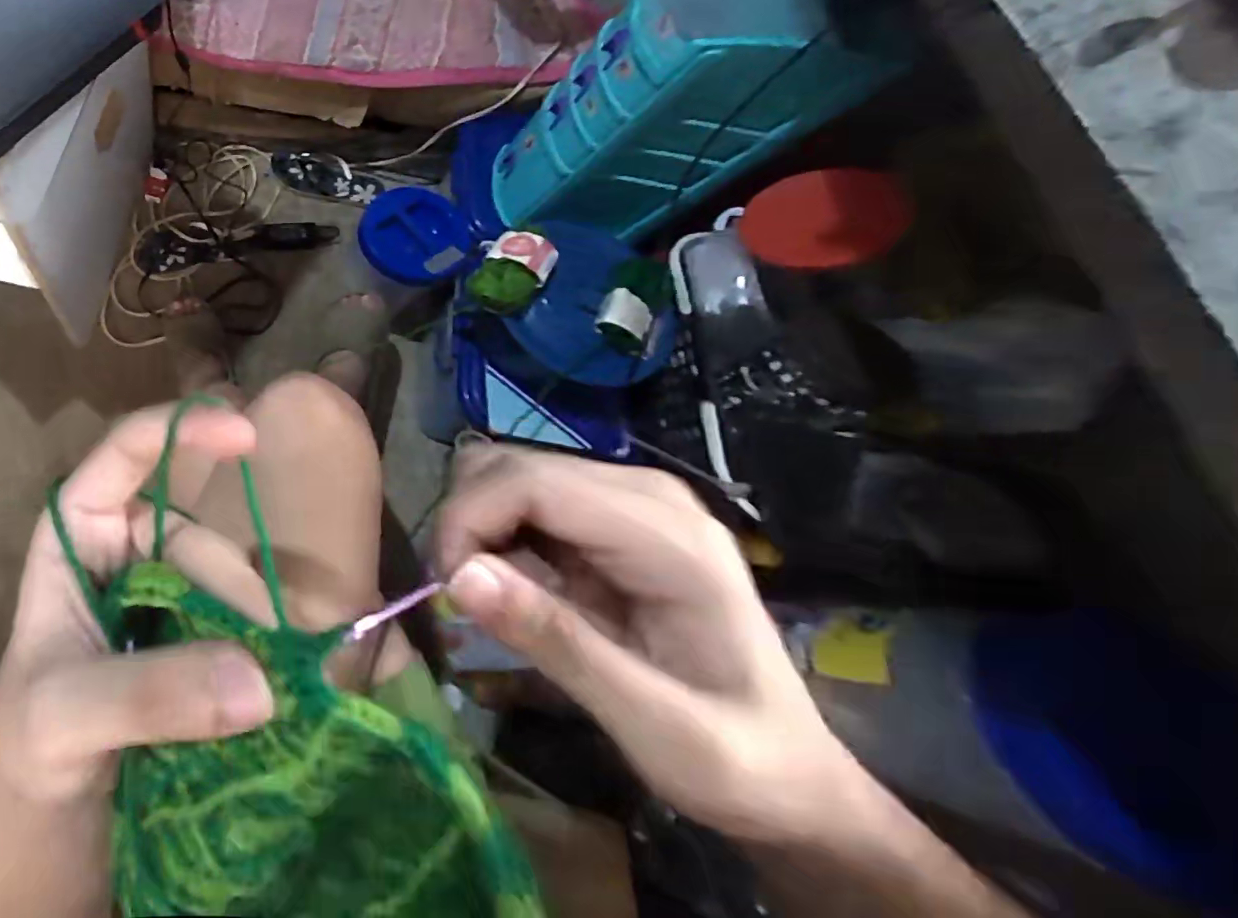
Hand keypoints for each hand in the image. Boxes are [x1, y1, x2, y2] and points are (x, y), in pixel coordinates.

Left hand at [0, 401, 274, 808]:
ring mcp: (173, 591)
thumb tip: (260, 680)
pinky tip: (282, 672)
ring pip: (233, 579)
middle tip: (267, 651)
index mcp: (76, 539)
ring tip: (273, 681)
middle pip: (199, 536)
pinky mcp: (205, 632)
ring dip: (257, 625)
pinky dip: (270, 641)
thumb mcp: (63, 721)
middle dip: (234, 586)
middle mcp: (130, 552)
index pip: (123, 458)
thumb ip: (148, 694)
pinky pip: (249, 617)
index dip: (180, 428)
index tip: (246, 432)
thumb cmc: (31, 757)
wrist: (58, 830)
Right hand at [435, 446, 875, 843]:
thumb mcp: (652, 726)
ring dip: (480, 528)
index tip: (446, 590)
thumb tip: (458, 578)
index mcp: (667, 535)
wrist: (791, 770)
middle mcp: (647, 494)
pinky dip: (500, 536)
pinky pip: (531, 501)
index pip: (533, 482)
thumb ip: (558, 644)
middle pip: (516, 466)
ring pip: (515, 474)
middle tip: (461, 600)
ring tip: (488, 598)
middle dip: (468, 523)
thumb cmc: (736, 759)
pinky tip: (514, 588)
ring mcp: (631, 500)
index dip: (469, 520)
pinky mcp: (613, 518)